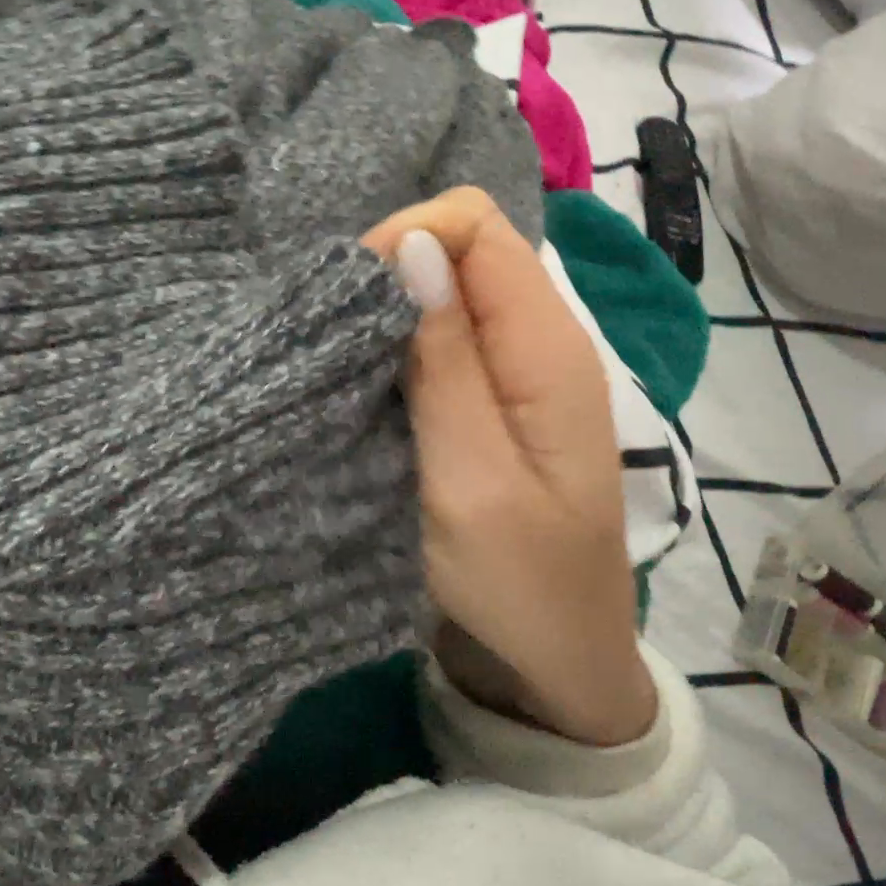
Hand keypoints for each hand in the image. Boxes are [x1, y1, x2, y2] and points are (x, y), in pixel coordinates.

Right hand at [360, 189, 655, 746]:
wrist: (551, 660)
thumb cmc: (516, 581)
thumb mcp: (471, 479)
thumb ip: (446, 363)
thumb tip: (410, 247)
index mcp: (545, 349)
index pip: (475, 225)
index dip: (403, 241)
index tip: (345, 307)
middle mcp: (535, 342)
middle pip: (456, 251)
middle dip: (386, 279)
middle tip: (334, 350)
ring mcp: (511, 373)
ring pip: (440, 296)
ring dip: (383, 319)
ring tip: (337, 371)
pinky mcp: (485, 403)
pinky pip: (435, 343)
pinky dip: (390, 351)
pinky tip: (360, 389)